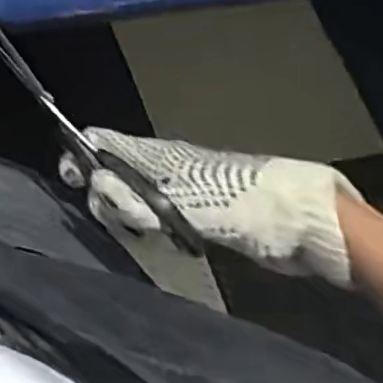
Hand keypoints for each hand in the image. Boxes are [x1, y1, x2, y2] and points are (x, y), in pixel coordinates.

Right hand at [61, 128, 361, 285]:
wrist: (309, 227)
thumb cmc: (243, 203)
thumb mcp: (181, 199)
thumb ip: (131, 194)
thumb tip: (92, 185)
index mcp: (150, 152)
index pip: (96, 141)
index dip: (78, 156)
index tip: (74, 180)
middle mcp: (157, 165)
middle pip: (107, 172)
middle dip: (105, 196)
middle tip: (125, 221)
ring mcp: (177, 190)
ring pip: (129, 197)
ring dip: (128, 216)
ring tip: (149, 233)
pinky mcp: (195, 215)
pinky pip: (154, 217)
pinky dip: (151, 229)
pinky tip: (164, 240)